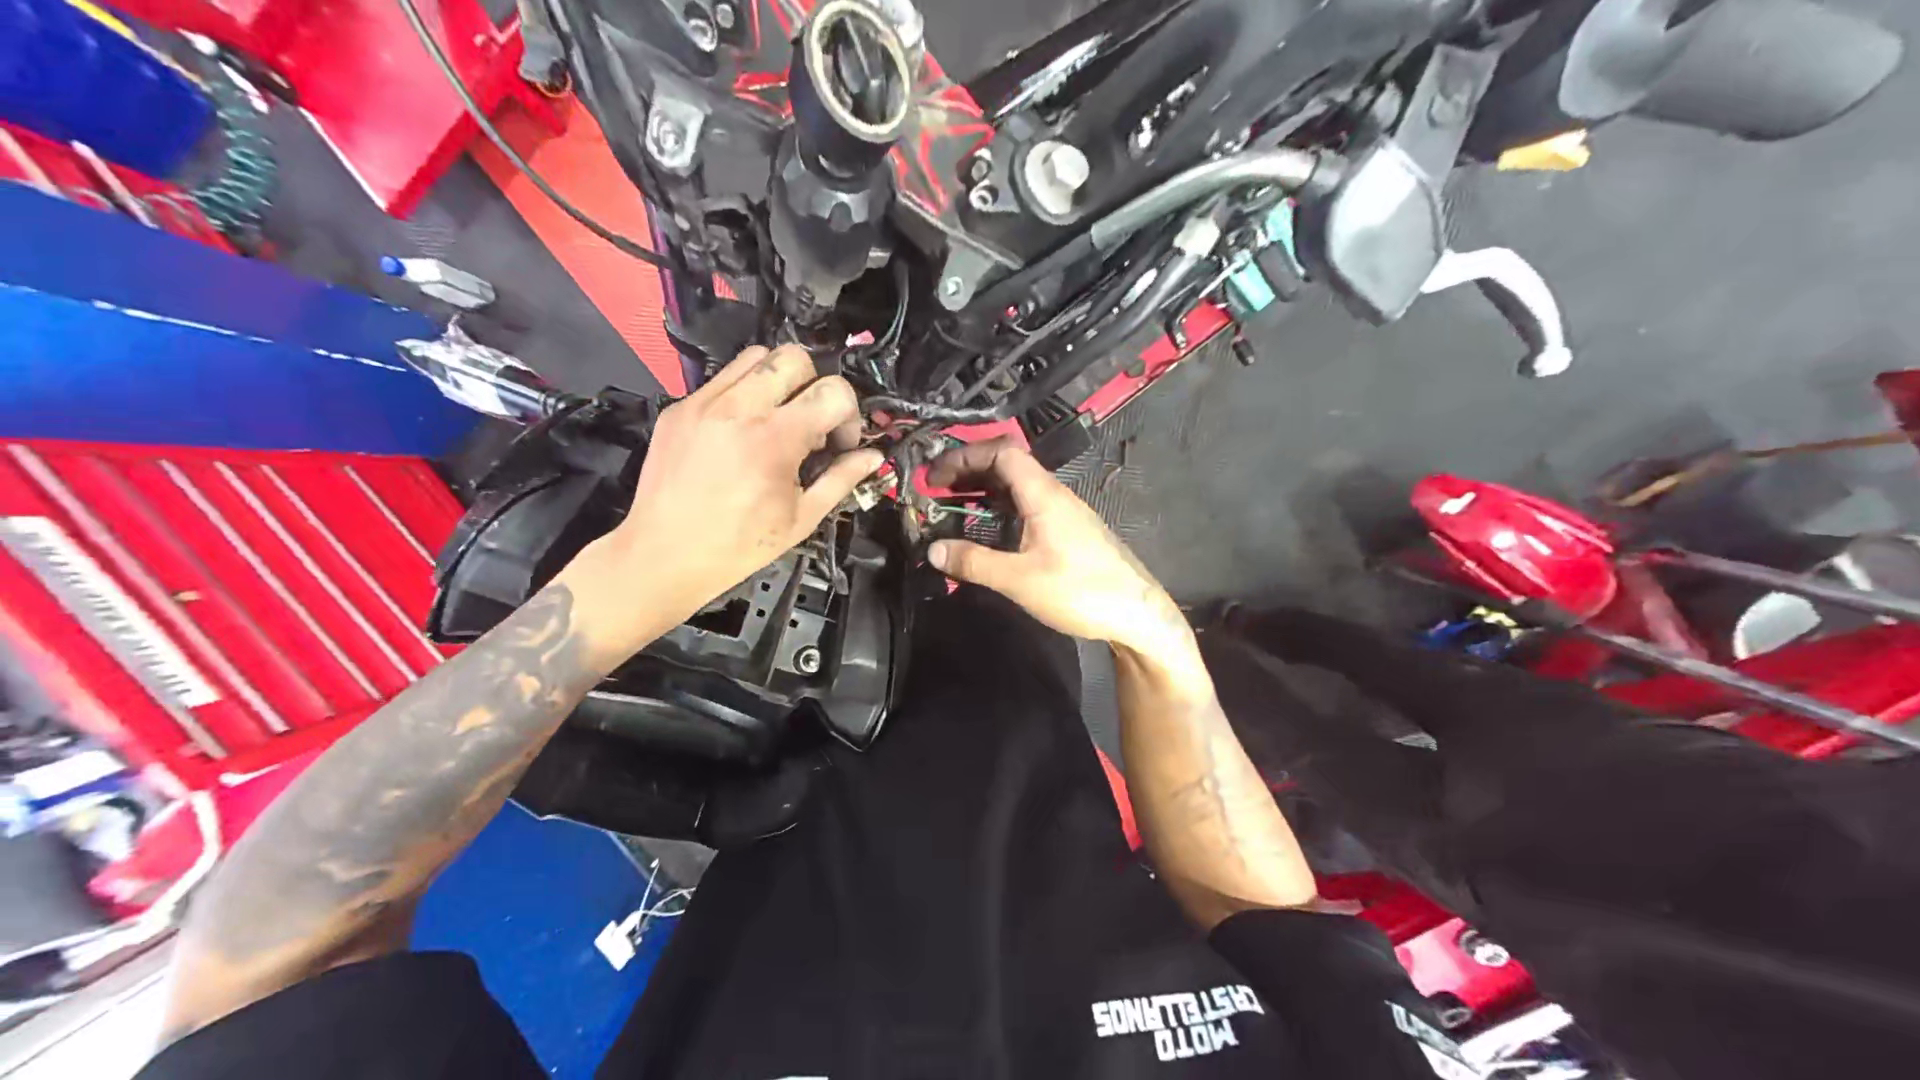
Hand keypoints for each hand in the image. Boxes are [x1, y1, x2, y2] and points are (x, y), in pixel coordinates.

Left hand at [568, 345, 882, 635]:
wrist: (664, 555)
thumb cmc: (737, 546)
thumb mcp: (802, 518)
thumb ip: (842, 479)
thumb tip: (873, 456)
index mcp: (773, 440)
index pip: (833, 391)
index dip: (849, 414)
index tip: (839, 442)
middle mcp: (738, 410)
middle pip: (795, 358)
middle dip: (815, 386)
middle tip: (811, 423)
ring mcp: (704, 404)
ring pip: (757, 357)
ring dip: (779, 381)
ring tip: (777, 420)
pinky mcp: (680, 408)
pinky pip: (723, 379)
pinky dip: (744, 394)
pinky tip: (743, 431)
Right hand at [925, 438, 1188, 656]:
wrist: (1137, 614)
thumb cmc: (1080, 591)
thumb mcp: (1019, 580)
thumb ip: (974, 562)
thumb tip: (932, 550)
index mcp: (1043, 495)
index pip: (1002, 452)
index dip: (965, 456)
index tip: (935, 477)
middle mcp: (1053, 495)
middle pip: (1007, 465)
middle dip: (968, 472)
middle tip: (935, 491)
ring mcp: (1063, 513)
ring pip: (1017, 488)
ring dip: (983, 492)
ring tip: (952, 510)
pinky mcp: (1068, 531)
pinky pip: (1026, 507)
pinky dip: (999, 511)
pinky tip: (986, 533)